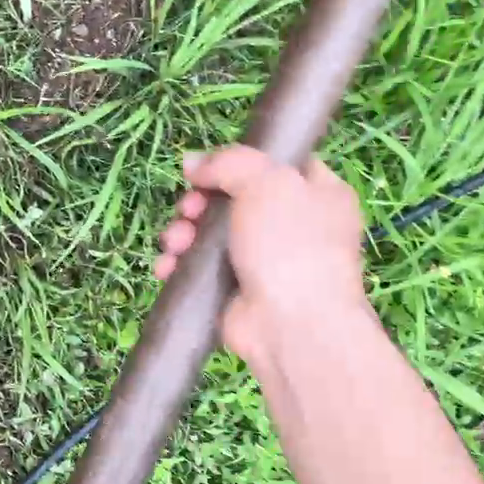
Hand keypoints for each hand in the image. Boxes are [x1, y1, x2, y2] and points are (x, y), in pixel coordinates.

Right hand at [154, 145, 371, 365]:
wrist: (290, 322)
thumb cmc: (290, 245)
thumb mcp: (268, 183)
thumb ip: (230, 164)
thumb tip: (192, 161)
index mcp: (316, 194)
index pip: (275, 166)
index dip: (237, 164)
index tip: (208, 171)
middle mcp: (289, 225)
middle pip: (229, 200)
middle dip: (197, 204)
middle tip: (188, 211)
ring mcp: (259, 259)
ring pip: (206, 234)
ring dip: (180, 234)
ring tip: (175, 245)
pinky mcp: (230, 287)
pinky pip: (195, 267)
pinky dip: (177, 264)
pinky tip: (167, 268)